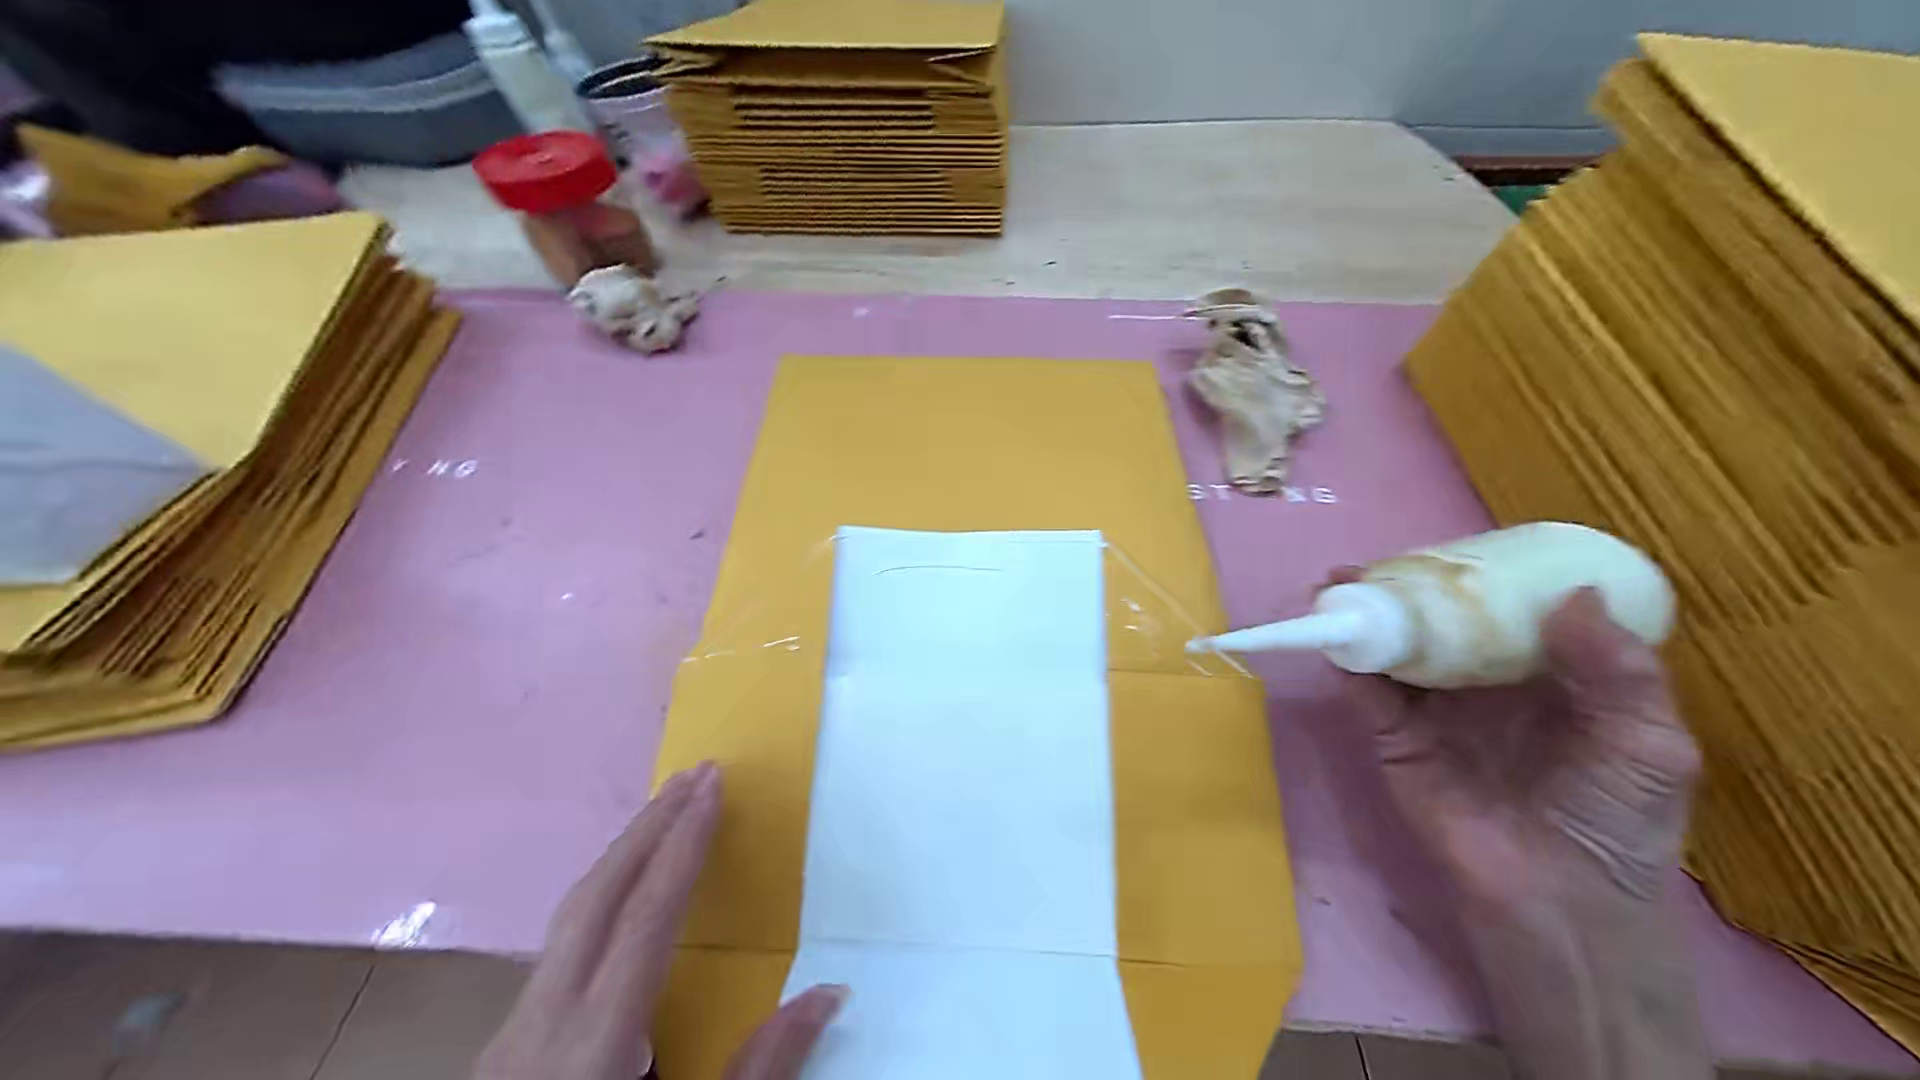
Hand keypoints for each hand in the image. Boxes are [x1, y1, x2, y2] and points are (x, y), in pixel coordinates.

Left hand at [474, 761, 848, 1079]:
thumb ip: (764, 1068)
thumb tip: (831, 990)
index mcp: (591, 1048)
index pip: (647, 916)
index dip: (685, 844)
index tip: (713, 784)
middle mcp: (539, 1025)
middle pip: (599, 895)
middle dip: (650, 826)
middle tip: (696, 773)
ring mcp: (512, 1033)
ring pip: (571, 913)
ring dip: (625, 853)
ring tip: (669, 809)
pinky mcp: (508, 1042)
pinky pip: (563, 940)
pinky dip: (606, 892)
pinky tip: (630, 888)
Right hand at [1338, 580, 1700, 906]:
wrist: (1555, 896)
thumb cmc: (1613, 819)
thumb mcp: (1649, 746)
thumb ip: (1621, 673)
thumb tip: (1574, 594)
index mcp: (1541, 674)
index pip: (1500, 612)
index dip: (1473, 577)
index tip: (1448, 549)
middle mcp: (1478, 682)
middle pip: (1434, 622)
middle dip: (1401, 589)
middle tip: (1373, 564)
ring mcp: (1429, 708)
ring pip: (1392, 649)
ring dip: (1363, 616)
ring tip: (1336, 585)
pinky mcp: (1393, 736)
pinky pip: (1366, 692)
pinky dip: (1347, 663)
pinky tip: (1335, 636)